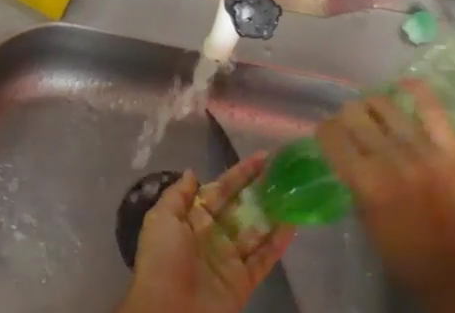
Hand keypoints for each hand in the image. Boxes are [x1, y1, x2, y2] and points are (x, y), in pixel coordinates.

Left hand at [115, 152, 295, 312]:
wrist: (168, 312)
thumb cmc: (162, 260)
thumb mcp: (161, 219)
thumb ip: (178, 195)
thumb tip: (193, 172)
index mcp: (193, 218)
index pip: (221, 189)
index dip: (240, 174)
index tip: (262, 157)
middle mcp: (214, 234)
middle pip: (241, 206)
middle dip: (260, 189)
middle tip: (284, 171)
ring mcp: (230, 258)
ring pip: (256, 230)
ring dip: (273, 212)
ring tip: (294, 192)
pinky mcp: (243, 280)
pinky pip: (264, 258)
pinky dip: (278, 243)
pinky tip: (293, 225)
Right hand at [318, 80, 454, 308]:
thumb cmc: (402, 253)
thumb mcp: (363, 219)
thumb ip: (350, 178)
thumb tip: (340, 146)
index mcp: (368, 183)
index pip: (331, 135)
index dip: (324, 132)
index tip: (327, 136)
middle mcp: (394, 160)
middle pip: (354, 113)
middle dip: (345, 118)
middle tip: (350, 128)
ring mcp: (426, 151)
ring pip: (385, 104)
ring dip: (371, 105)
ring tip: (373, 113)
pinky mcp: (452, 149)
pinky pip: (431, 107)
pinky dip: (414, 91)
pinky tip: (401, 87)